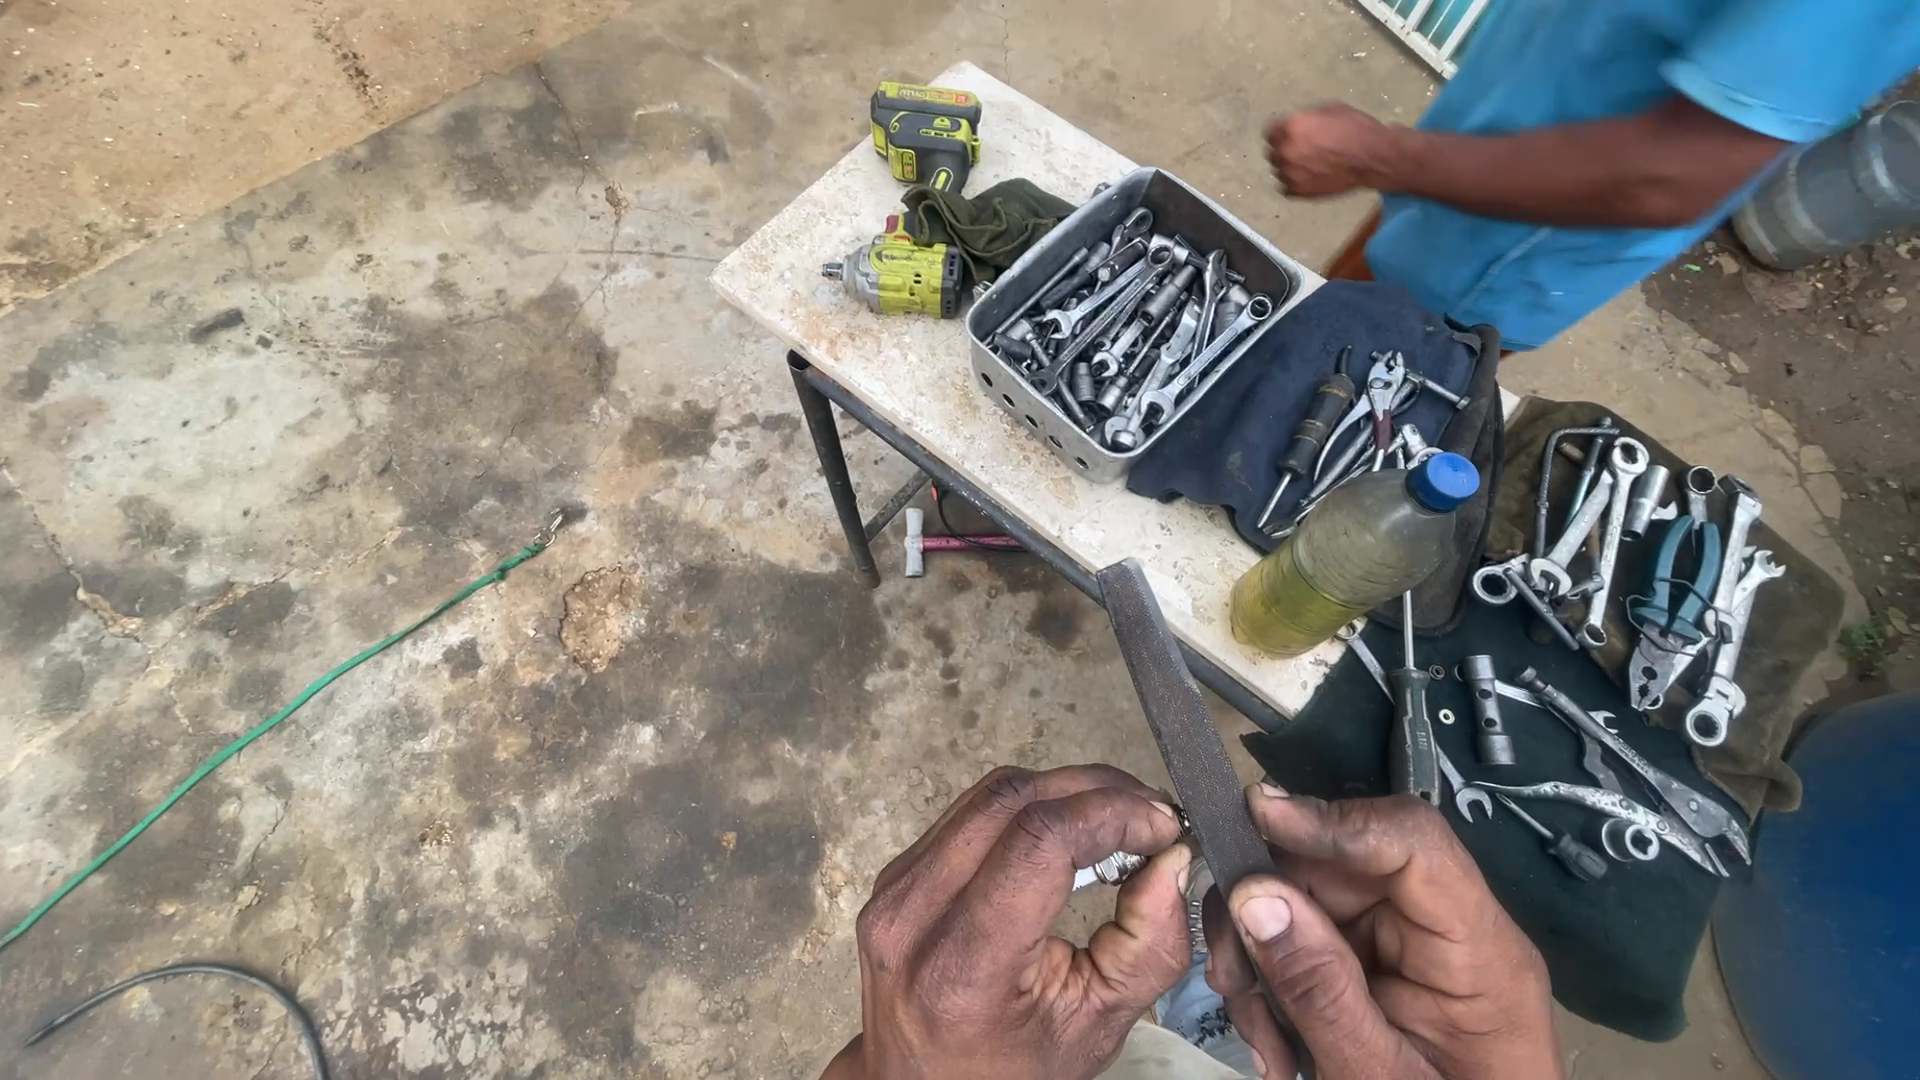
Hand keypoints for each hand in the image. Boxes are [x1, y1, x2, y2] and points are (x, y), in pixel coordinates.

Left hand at [822, 765, 1193, 1079]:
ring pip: (992, 792)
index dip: (1109, 813)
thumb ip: (1147, 949)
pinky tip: (1070, 823)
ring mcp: (897, 884)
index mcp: (960, 967)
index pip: (1038, 841)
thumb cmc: (1008, 1071)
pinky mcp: (899, 867)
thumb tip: (1170, 860)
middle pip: (1014, 800)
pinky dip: (1032, 802)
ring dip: (1066, 788)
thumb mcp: (1094, 1030)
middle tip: (1149, 813)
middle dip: (1096, 790)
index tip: (1160, 826)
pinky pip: (973, 809)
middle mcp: (914, 913)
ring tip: (1119, 814)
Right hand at [1203, 787, 1561, 1079]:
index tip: (1252, 816)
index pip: (1412, 841)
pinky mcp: (1364, 958)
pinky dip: (1264, 974)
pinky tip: (1268, 1033)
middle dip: (1265, 906)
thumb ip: (1320, 992)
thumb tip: (1252, 891)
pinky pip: (1293, 930)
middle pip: (1333, 863)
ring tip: (1255, 1026)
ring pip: (1297, 893)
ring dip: (1256, 951)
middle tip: (1229, 976)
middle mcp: (1437, 926)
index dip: (1332, 819)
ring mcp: (1397, 940)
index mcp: (1478, 953)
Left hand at [1262, 104, 1401, 196]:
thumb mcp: (1330, 110)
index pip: (1269, 131)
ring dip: (1288, 166)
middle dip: (1283, 149)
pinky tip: (1308, 177)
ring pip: (1278, 170)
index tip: (1286, 134)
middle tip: (1300, 150)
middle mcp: (1284, 151)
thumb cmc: (1354, 128)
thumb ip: (1305, 119)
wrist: (1370, 158)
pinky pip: (1285, 187)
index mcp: (1291, 127)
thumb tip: (1294, 125)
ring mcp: (1288, 174)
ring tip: (1308, 164)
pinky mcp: (1295, 192)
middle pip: (1271, 152)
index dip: (1279, 132)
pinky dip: (1293, 182)